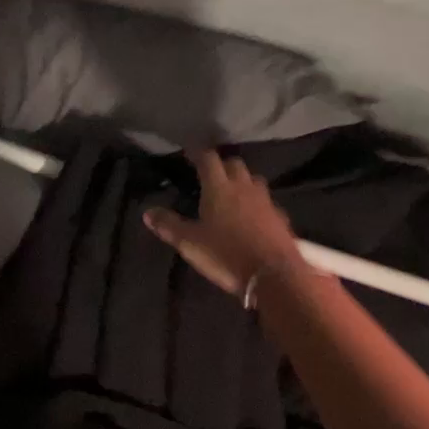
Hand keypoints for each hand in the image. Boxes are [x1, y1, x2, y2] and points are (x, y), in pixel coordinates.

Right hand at [143, 149, 304, 293]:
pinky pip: (266, 202)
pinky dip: (257, 203)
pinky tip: (253, 216)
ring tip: (232, 192)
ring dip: (242, 181)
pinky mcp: (281, 218)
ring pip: (253, 180)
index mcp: (219, 187)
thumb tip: (147, 213)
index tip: (189, 152)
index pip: (208, 158)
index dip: (197, 152)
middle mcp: (243, 187)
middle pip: (234, 164)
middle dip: (222, 165)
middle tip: (211, 173)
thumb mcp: (190, 243)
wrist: (275, 276)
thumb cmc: (226, 254)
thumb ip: (169, 226)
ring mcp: (266, 201)